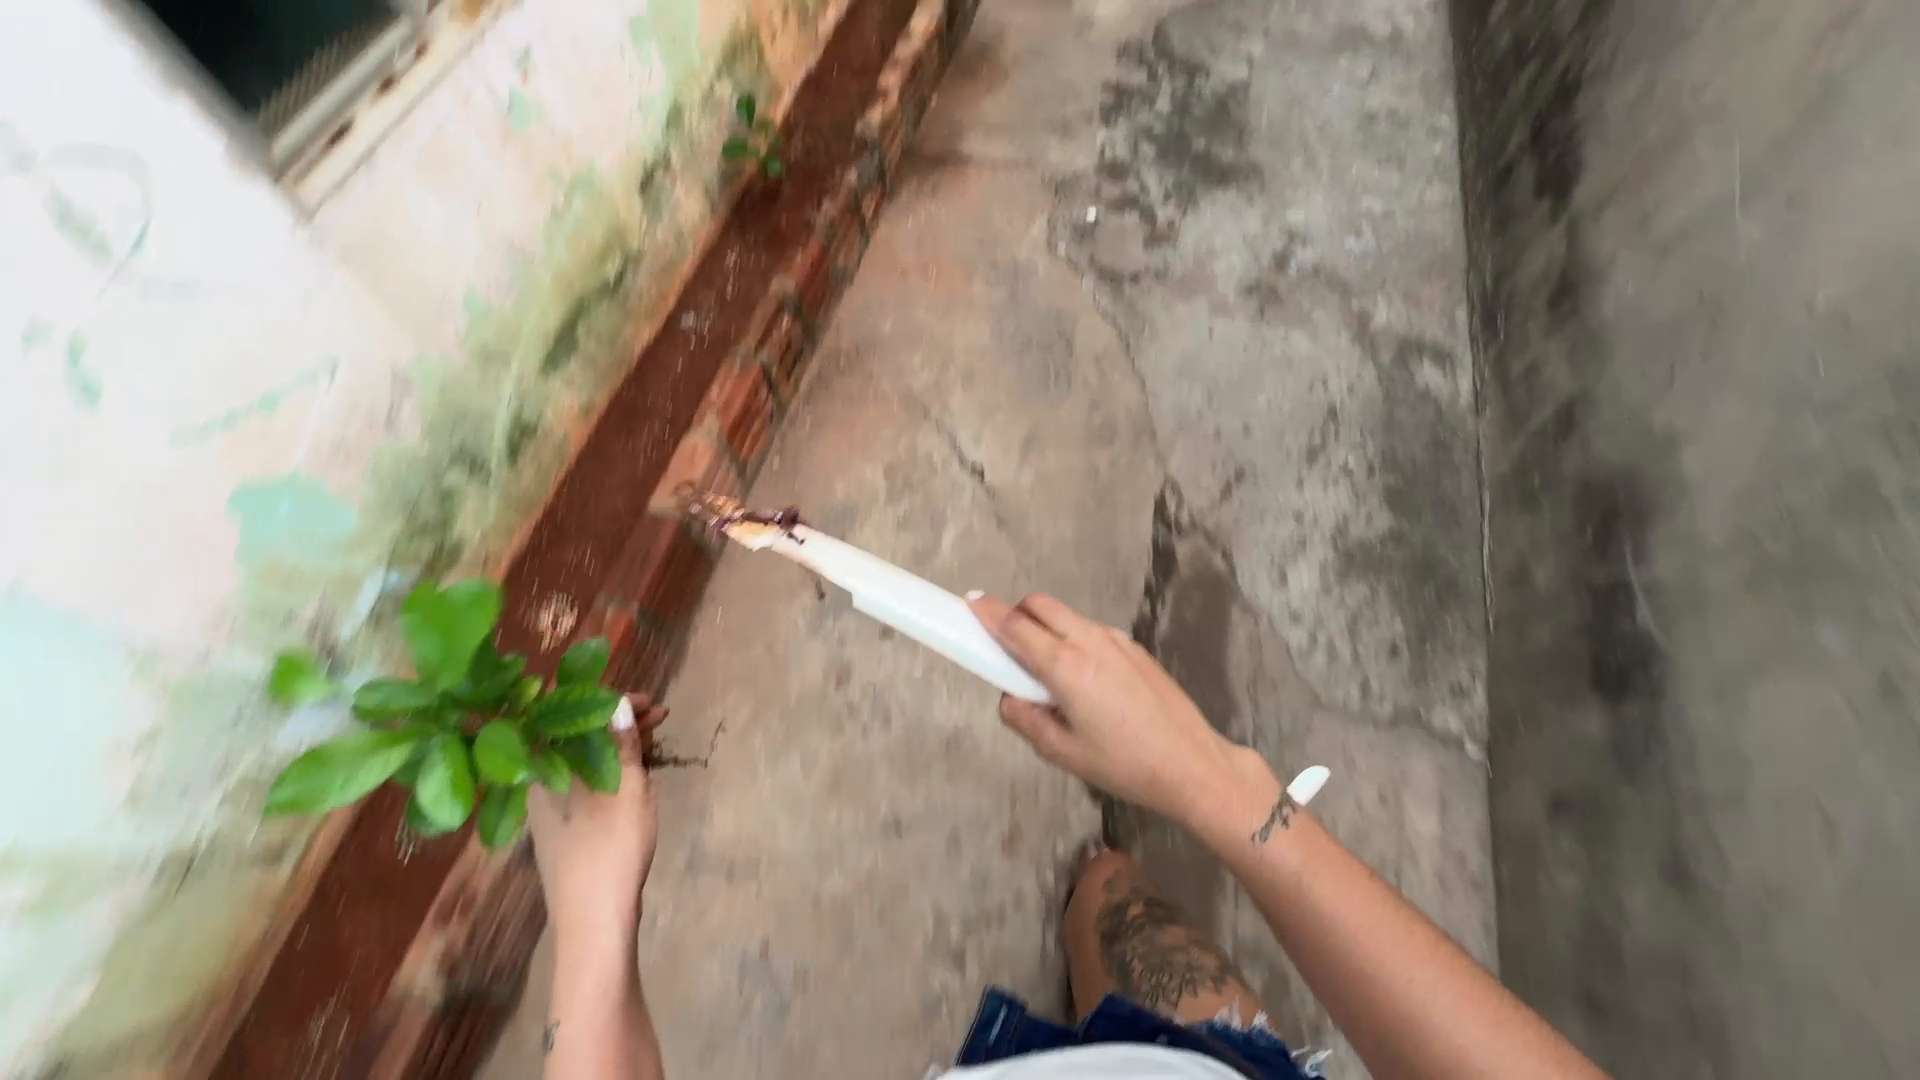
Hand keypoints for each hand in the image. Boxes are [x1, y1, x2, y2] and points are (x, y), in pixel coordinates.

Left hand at [527, 695, 667, 949]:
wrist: (594, 920)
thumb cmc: (611, 846)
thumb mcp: (627, 788)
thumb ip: (622, 742)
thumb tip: (616, 702)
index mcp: (545, 768)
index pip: (568, 715)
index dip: (607, 700)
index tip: (647, 700)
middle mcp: (539, 783)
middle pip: (577, 736)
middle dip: (618, 721)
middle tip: (661, 715)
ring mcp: (548, 807)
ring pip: (583, 760)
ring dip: (618, 744)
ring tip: (656, 738)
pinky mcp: (562, 826)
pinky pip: (585, 782)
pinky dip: (611, 769)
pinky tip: (637, 770)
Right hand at [967, 593, 1276, 825]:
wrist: (1193, 764)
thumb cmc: (1125, 764)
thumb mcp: (1062, 753)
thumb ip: (1025, 719)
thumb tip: (1009, 698)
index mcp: (1066, 666)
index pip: (1015, 626)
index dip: (987, 612)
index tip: (969, 603)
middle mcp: (1090, 641)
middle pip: (1041, 605)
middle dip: (1017, 613)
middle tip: (1006, 643)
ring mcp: (1117, 641)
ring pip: (1068, 616)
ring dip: (1047, 627)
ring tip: (1049, 673)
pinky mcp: (1135, 649)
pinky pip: (1092, 631)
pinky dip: (1074, 640)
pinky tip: (1085, 682)